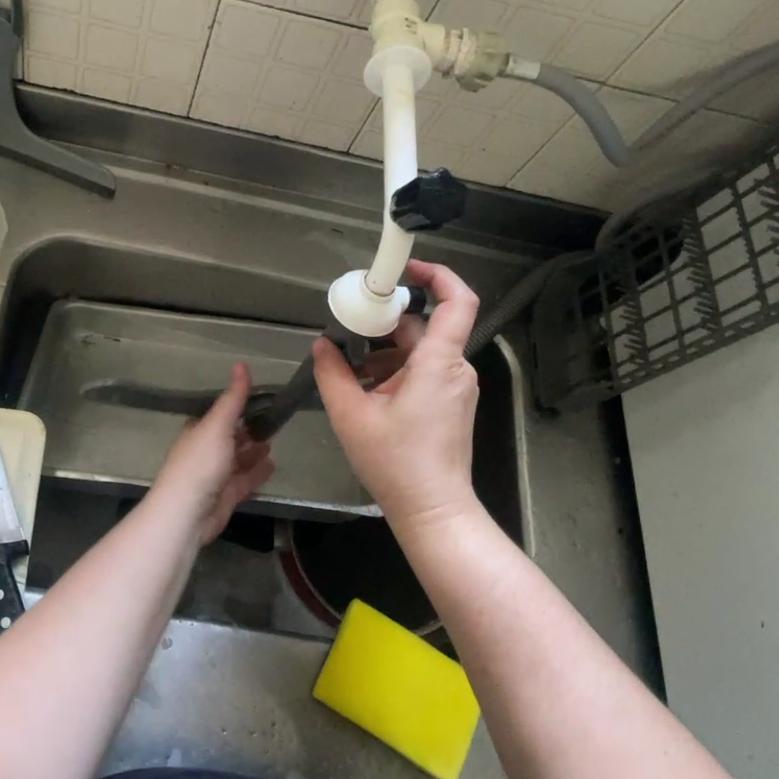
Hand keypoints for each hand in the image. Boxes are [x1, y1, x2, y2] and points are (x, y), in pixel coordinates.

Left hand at [147, 362, 274, 543]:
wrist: (188, 512)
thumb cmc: (200, 463)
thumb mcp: (218, 425)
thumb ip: (233, 398)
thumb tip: (241, 363)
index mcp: (198, 431)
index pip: (219, 414)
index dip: (237, 406)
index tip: (260, 398)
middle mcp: (205, 451)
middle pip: (229, 436)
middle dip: (248, 428)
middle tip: (273, 420)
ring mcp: (216, 474)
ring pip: (238, 458)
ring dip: (254, 450)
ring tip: (274, 440)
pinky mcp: (227, 495)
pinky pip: (246, 480)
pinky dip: (258, 472)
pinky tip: (273, 464)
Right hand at [313, 260, 483, 531]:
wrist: (432, 509)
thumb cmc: (396, 463)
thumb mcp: (351, 416)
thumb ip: (333, 374)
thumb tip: (322, 345)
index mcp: (438, 363)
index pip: (457, 300)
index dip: (437, 274)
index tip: (405, 268)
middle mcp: (455, 370)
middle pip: (425, 326)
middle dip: (387, 322)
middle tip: (351, 323)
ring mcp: (456, 388)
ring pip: (421, 351)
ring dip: (386, 352)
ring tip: (350, 366)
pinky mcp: (451, 404)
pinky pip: (425, 372)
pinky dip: (396, 371)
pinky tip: (366, 389)